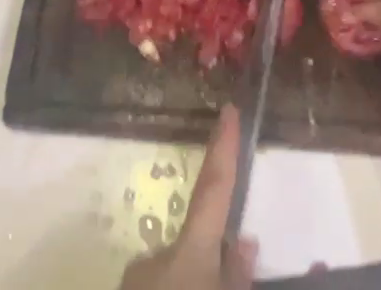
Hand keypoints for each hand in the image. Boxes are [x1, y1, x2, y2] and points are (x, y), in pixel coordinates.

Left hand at [119, 105, 258, 289]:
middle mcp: (157, 255)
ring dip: (192, 279)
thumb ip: (237, 276)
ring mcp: (134, 276)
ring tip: (207, 285)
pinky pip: (160, 284)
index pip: (213, 189)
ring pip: (176, 269)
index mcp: (190, 252)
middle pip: (194, 241)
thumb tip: (245, 242)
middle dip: (210, 256)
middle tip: (225, 273)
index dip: (223, 149)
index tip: (228, 109)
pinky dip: (175, 287)